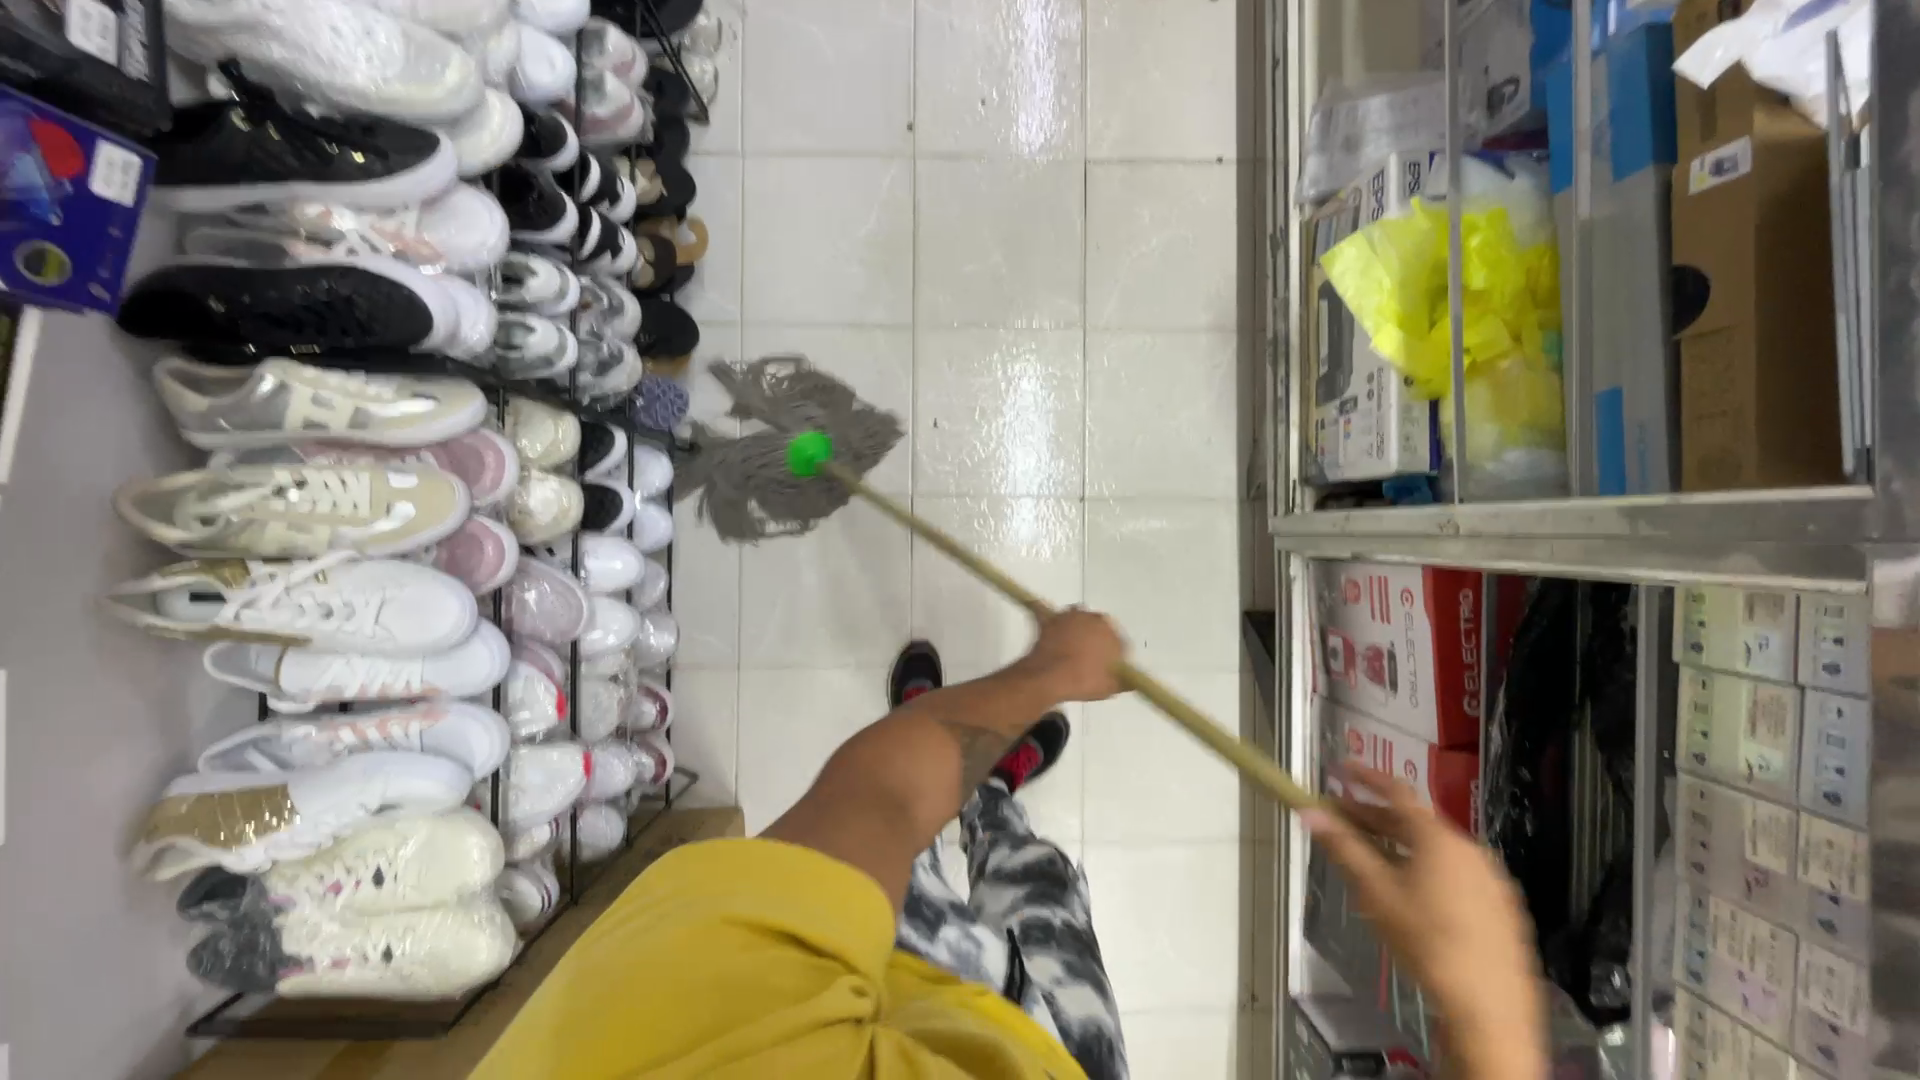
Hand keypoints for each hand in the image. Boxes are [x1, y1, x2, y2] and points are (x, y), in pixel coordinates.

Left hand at [1015, 608, 1125, 702]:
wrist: (1048, 677)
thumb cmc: (1084, 681)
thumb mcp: (1111, 687)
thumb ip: (1123, 680)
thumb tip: (1129, 680)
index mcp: (1111, 631)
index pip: (1118, 642)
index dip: (1114, 656)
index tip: (1107, 668)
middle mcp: (1092, 617)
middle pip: (1098, 629)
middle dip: (1096, 641)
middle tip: (1089, 661)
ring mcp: (1069, 616)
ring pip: (1077, 622)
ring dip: (1077, 632)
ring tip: (1071, 652)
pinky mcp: (1049, 620)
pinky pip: (1053, 620)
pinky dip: (1053, 625)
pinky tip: (1051, 632)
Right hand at [1304, 767, 1546, 1079]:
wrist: (1490, 1007)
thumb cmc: (1425, 941)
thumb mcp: (1374, 892)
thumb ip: (1342, 847)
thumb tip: (1310, 813)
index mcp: (1438, 838)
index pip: (1396, 792)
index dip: (1366, 777)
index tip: (1341, 768)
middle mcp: (1469, 849)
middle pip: (1414, 823)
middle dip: (1375, 818)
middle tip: (1342, 818)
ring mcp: (1490, 880)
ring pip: (1436, 850)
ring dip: (1400, 844)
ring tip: (1371, 857)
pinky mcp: (1502, 909)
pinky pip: (1456, 874)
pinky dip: (1427, 869)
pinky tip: (1411, 894)